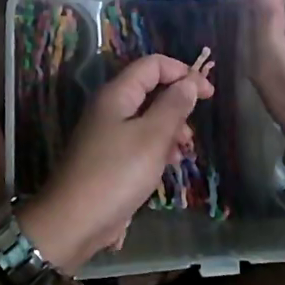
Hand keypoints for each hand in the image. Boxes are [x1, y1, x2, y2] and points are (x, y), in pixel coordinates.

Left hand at [19, 54, 213, 271]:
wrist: (75, 220)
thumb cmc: (116, 173)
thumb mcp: (152, 137)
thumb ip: (173, 106)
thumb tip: (189, 82)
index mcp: (117, 94)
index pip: (152, 65)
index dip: (183, 72)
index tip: (209, 94)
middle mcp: (110, 107)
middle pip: (150, 90)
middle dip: (178, 105)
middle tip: (192, 132)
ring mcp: (108, 133)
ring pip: (147, 118)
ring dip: (170, 130)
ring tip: (183, 152)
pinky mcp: (109, 157)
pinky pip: (139, 141)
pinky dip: (157, 148)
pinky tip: (168, 165)